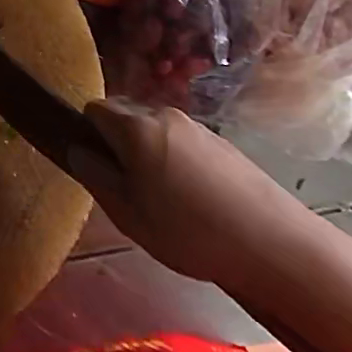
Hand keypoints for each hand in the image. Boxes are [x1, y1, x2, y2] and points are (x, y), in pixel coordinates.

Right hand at [68, 99, 320, 288]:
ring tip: (163, 193)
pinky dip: (175, 156)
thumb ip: (96, 177)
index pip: (94, 108)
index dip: (88, 132)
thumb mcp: (130, 215)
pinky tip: (193, 195)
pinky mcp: (221, 141)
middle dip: (117, 138)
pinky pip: (182, 138)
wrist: (275, 243)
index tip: (97, 164)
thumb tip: (77, 150)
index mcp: (135, 128)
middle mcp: (163, 114)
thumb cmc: (190, 232)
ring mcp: (196, 125)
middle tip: (127, 182)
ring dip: (148, 147)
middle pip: (125, 113)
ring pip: (154, 126)